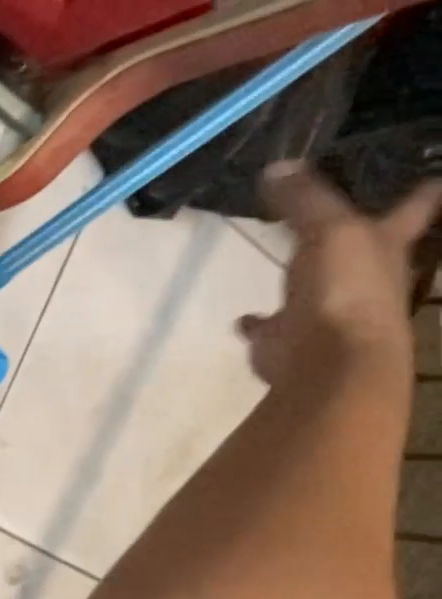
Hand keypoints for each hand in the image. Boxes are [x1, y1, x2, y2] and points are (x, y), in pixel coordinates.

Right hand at [237, 161, 440, 387]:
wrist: (328, 363)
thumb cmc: (344, 290)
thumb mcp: (329, 232)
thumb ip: (304, 200)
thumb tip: (278, 165)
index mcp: (386, 247)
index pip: (413, 208)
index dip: (421, 192)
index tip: (430, 178)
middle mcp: (365, 278)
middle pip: (367, 247)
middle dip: (360, 233)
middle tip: (343, 217)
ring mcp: (326, 312)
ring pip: (319, 286)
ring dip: (306, 278)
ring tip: (286, 265)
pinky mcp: (290, 340)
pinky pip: (272, 326)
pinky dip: (259, 322)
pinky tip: (245, 319)